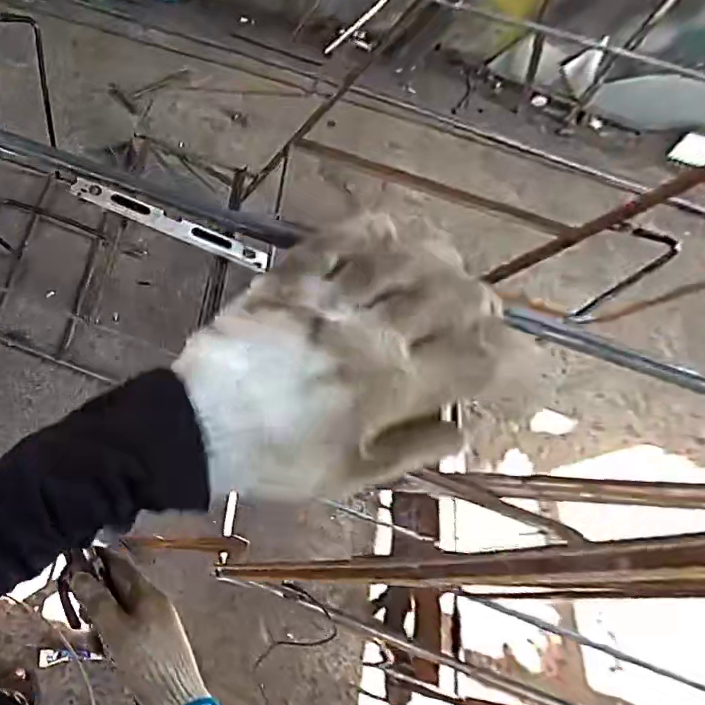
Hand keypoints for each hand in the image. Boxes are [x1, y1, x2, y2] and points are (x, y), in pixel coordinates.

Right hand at [68, 548, 213, 704]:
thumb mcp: (114, 629)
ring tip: (86, 629)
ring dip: (99, 613)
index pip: (117, 563)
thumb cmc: (144, 662)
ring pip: (119, 607)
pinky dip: (110, 630)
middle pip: (117, 585)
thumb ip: (95, 599)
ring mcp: (155, 623)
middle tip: (74, 602)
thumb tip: (78, 573)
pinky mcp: (153, 643)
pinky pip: (126, 626)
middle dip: (93, 591)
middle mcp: (153, 603)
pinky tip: (100, 646)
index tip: (70, 562)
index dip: (93, 558)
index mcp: (147, 593)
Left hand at [172, 213, 514, 499]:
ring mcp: (322, 303)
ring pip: (400, 260)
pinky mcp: (279, 285)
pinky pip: (330, 243)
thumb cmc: (269, 460)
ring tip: (442, 262)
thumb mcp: (347, 474)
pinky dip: (363, 229)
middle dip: (479, 301)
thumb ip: (411, 448)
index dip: (511, 356)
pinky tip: (382, 229)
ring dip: (435, 256)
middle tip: (473, 311)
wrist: (193, 429)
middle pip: (452, 296)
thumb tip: (462, 427)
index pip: (481, 358)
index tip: (509, 359)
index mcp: (391, 387)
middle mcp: (368, 334)